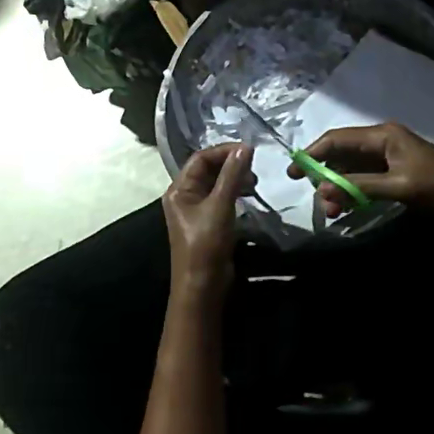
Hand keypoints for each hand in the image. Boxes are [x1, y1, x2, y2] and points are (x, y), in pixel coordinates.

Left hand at [163, 142, 253, 296]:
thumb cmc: (206, 244)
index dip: (223, 151)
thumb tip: (245, 148)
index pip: (200, 158)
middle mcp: (184, 196)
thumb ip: (232, 175)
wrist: (202, 285)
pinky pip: (221, 198)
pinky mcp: (208, 222)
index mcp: (179, 189)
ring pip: (216, 184)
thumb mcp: (219, 206)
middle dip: (230, 164)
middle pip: (207, 169)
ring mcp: (196, 210)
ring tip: (254, 182)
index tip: (249, 151)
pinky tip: (249, 194)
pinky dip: (235, 192)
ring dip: (234, 178)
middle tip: (254, 168)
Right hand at [289, 123, 433, 218]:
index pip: (336, 140)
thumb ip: (359, 186)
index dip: (312, 154)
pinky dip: (350, 193)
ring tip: (333, 211)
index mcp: (382, 136)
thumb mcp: (399, 186)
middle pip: (339, 155)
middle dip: (324, 177)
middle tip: (320, 202)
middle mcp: (380, 142)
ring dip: (337, 188)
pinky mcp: (391, 173)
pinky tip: (345, 208)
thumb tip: (321, 187)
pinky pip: (361, 179)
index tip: (293, 172)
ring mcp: (385, 158)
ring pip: (348, 170)